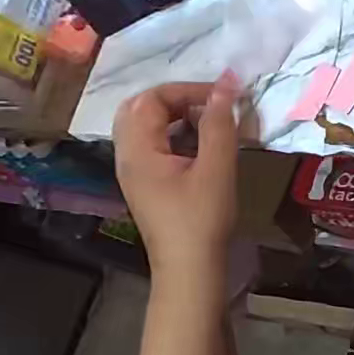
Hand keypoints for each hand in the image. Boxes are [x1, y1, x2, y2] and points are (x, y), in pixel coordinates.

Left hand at [113, 74, 240, 275]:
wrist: (189, 271)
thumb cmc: (201, 220)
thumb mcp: (216, 168)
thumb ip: (219, 123)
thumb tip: (226, 83)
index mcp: (137, 150)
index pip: (152, 98)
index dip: (187, 90)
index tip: (222, 98)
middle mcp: (127, 157)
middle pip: (139, 108)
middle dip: (175, 100)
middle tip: (208, 107)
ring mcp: (133, 173)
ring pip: (144, 127)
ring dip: (174, 117)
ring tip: (207, 125)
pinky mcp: (145, 186)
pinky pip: (152, 147)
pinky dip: (173, 136)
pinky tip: (200, 148)